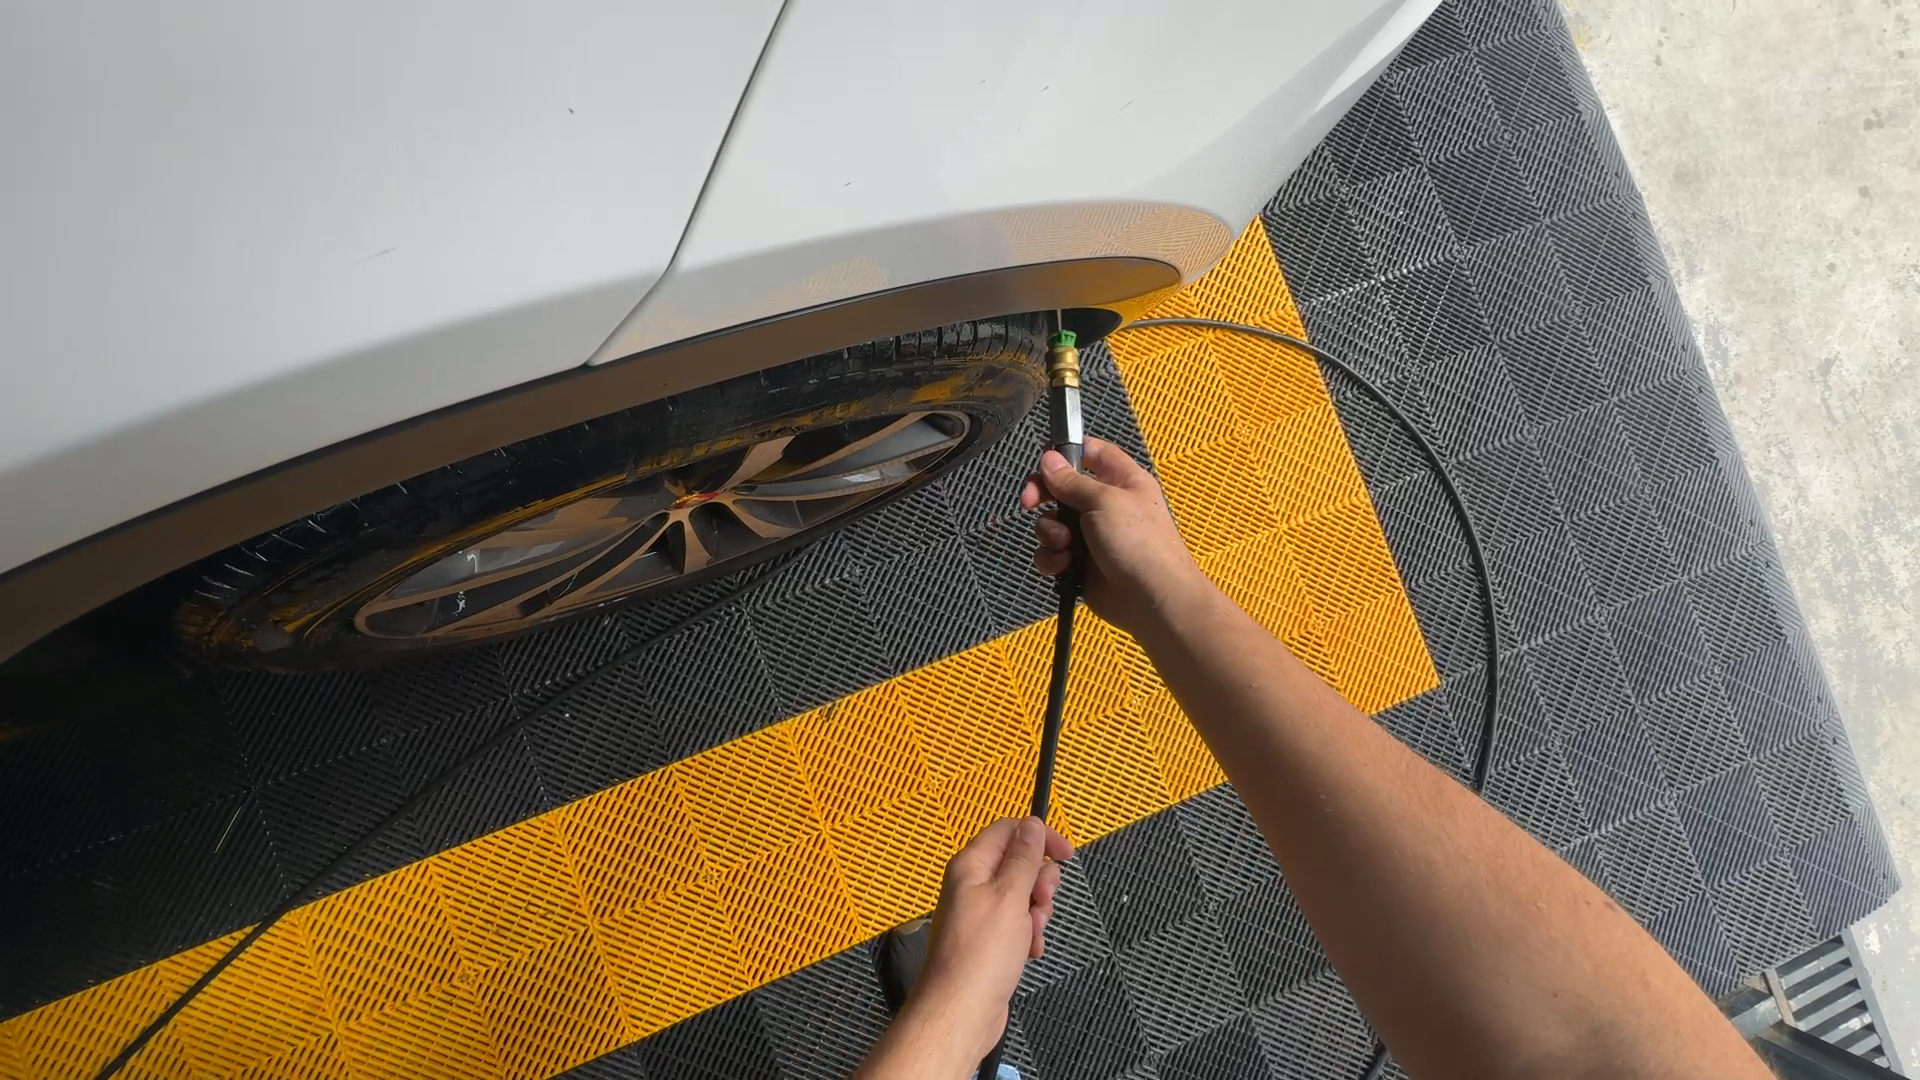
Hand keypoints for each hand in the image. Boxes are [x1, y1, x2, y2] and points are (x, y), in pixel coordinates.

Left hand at [910, 817, 1072, 1061]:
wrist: (961, 1012)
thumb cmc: (981, 953)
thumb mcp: (1010, 896)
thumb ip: (1024, 858)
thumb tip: (1032, 824)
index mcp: (972, 865)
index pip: (1008, 831)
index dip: (1039, 836)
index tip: (1066, 854)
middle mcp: (973, 883)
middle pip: (1018, 862)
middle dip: (1039, 881)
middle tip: (1042, 901)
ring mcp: (980, 911)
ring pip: (1022, 894)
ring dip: (1036, 911)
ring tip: (1033, 933)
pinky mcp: (988, 938)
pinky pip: (1017, 922)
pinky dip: (1029, 933)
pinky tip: (1030, 951)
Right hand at [1019, 437, 1211, 637]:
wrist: (1150, 598)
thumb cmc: (1138, 542)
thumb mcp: (1104, 501)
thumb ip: (1071, 482)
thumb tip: (1048, 458)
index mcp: (1121, 481)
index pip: (1092, 453)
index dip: (1067, 452)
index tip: (1044, 458)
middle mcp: (1104, 505)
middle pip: (1062, 488)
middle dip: (1043, 495)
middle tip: (1029, 501)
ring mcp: (1091, 536)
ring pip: (1052, 523)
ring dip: (1049, 532)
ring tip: (1063, 543)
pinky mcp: (1079, 564)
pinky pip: (1052, 553)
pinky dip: (1052, 558)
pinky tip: (1063, 565)